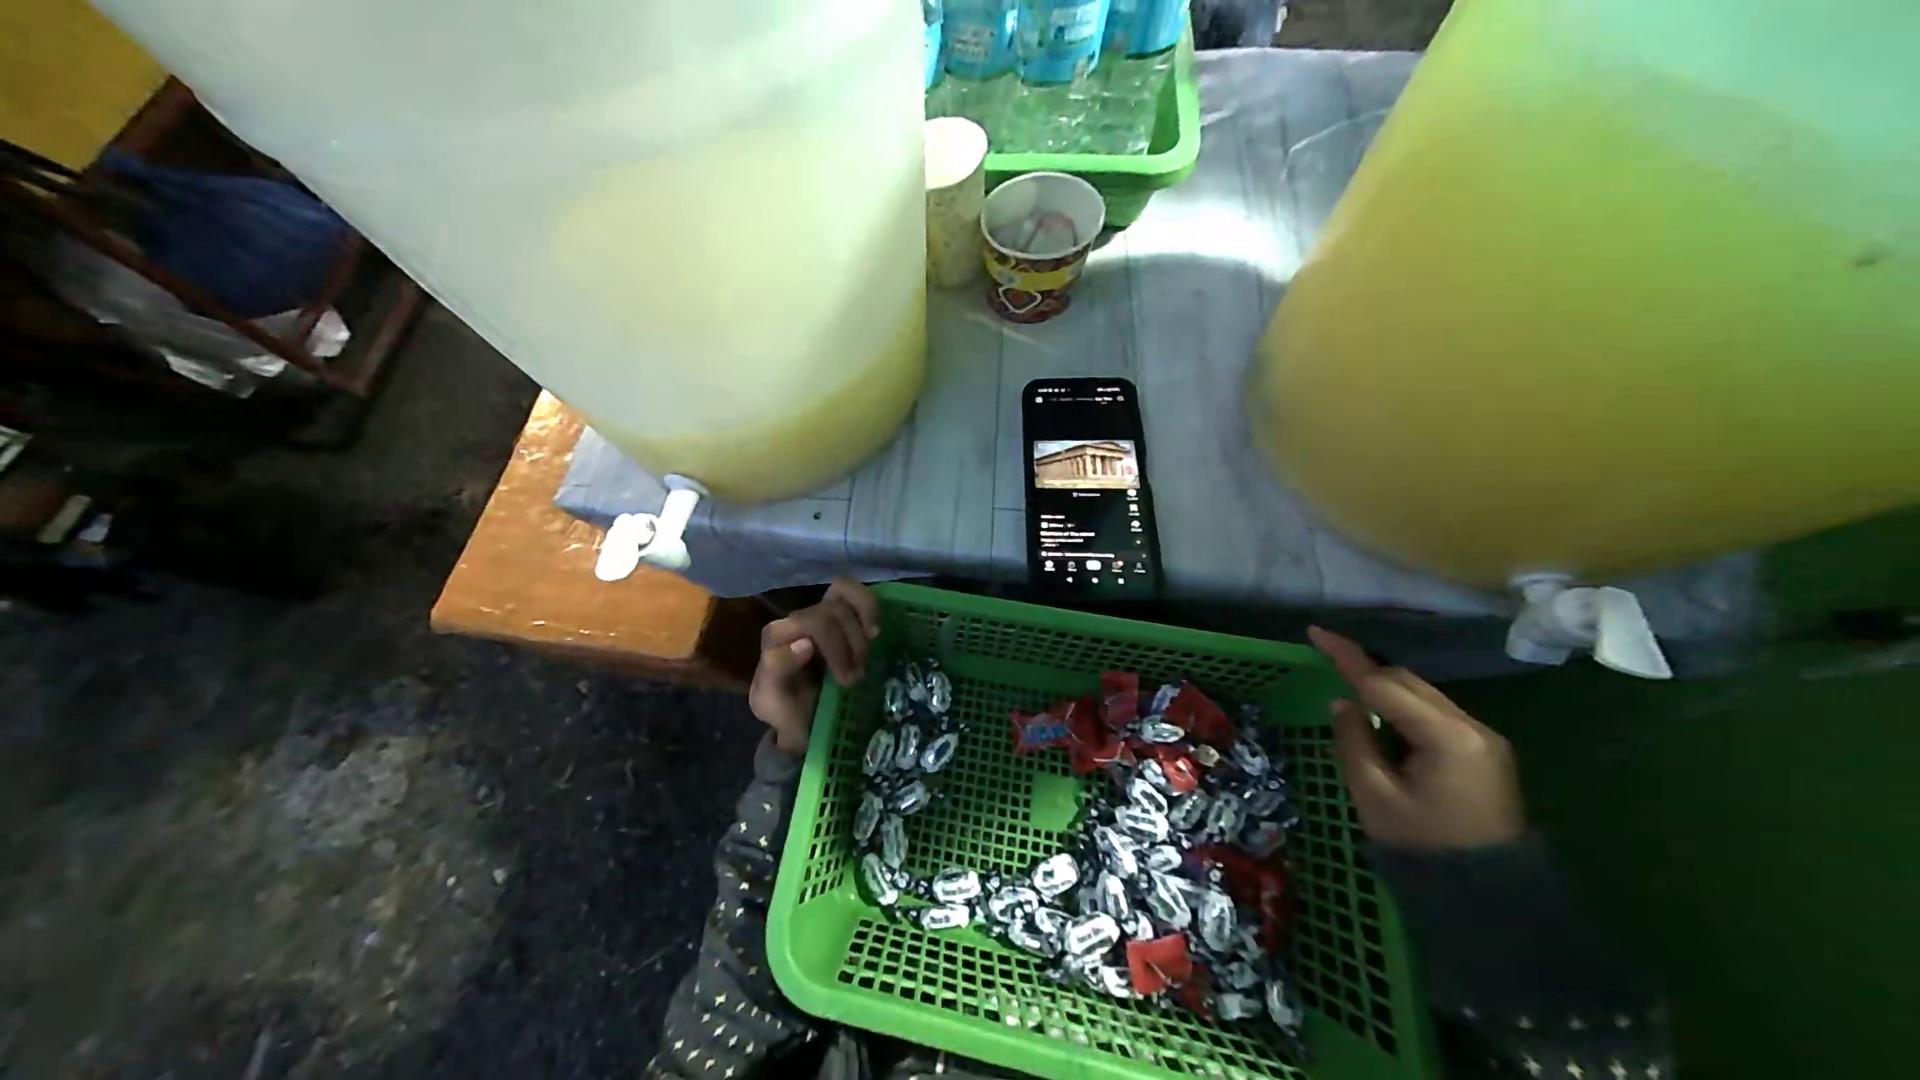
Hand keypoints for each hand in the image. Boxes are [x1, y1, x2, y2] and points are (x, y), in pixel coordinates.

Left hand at [749, 578, 881, 753]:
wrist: (802, 723)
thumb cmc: (786, 712)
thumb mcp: (769, 701)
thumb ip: (776, 670)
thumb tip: (805, 644)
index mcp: (777, 635)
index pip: (809, 622)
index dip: (834, 647)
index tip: (844, 680)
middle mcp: (798, 619)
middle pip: (831, 612)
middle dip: (848, 648)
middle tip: (852, 680)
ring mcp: (821, 615)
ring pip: (846, 603)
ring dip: (859, 638)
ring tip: (860, 665)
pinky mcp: (843, 617)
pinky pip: (857, 595)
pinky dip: (870, 608)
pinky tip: (875, 632)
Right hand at [1309, 626, 1525, 849]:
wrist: (1487, 894)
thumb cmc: (1422, 845)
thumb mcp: (1373, 794)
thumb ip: (1354, 740)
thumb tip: (1343, 702)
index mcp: (1447, 737)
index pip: (1386, 685)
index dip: (1347, 656)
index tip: (1316, 632)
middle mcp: (1473, 728)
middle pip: (1410, 682)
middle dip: (1367, 669)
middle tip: (1327, 657)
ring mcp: (1484, 739)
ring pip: (1424, 694)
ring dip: (1385, 686)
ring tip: (1349, 684)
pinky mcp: (1484, 752)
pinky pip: (1435, 713)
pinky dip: (1403, 705)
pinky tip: (1382, 713)